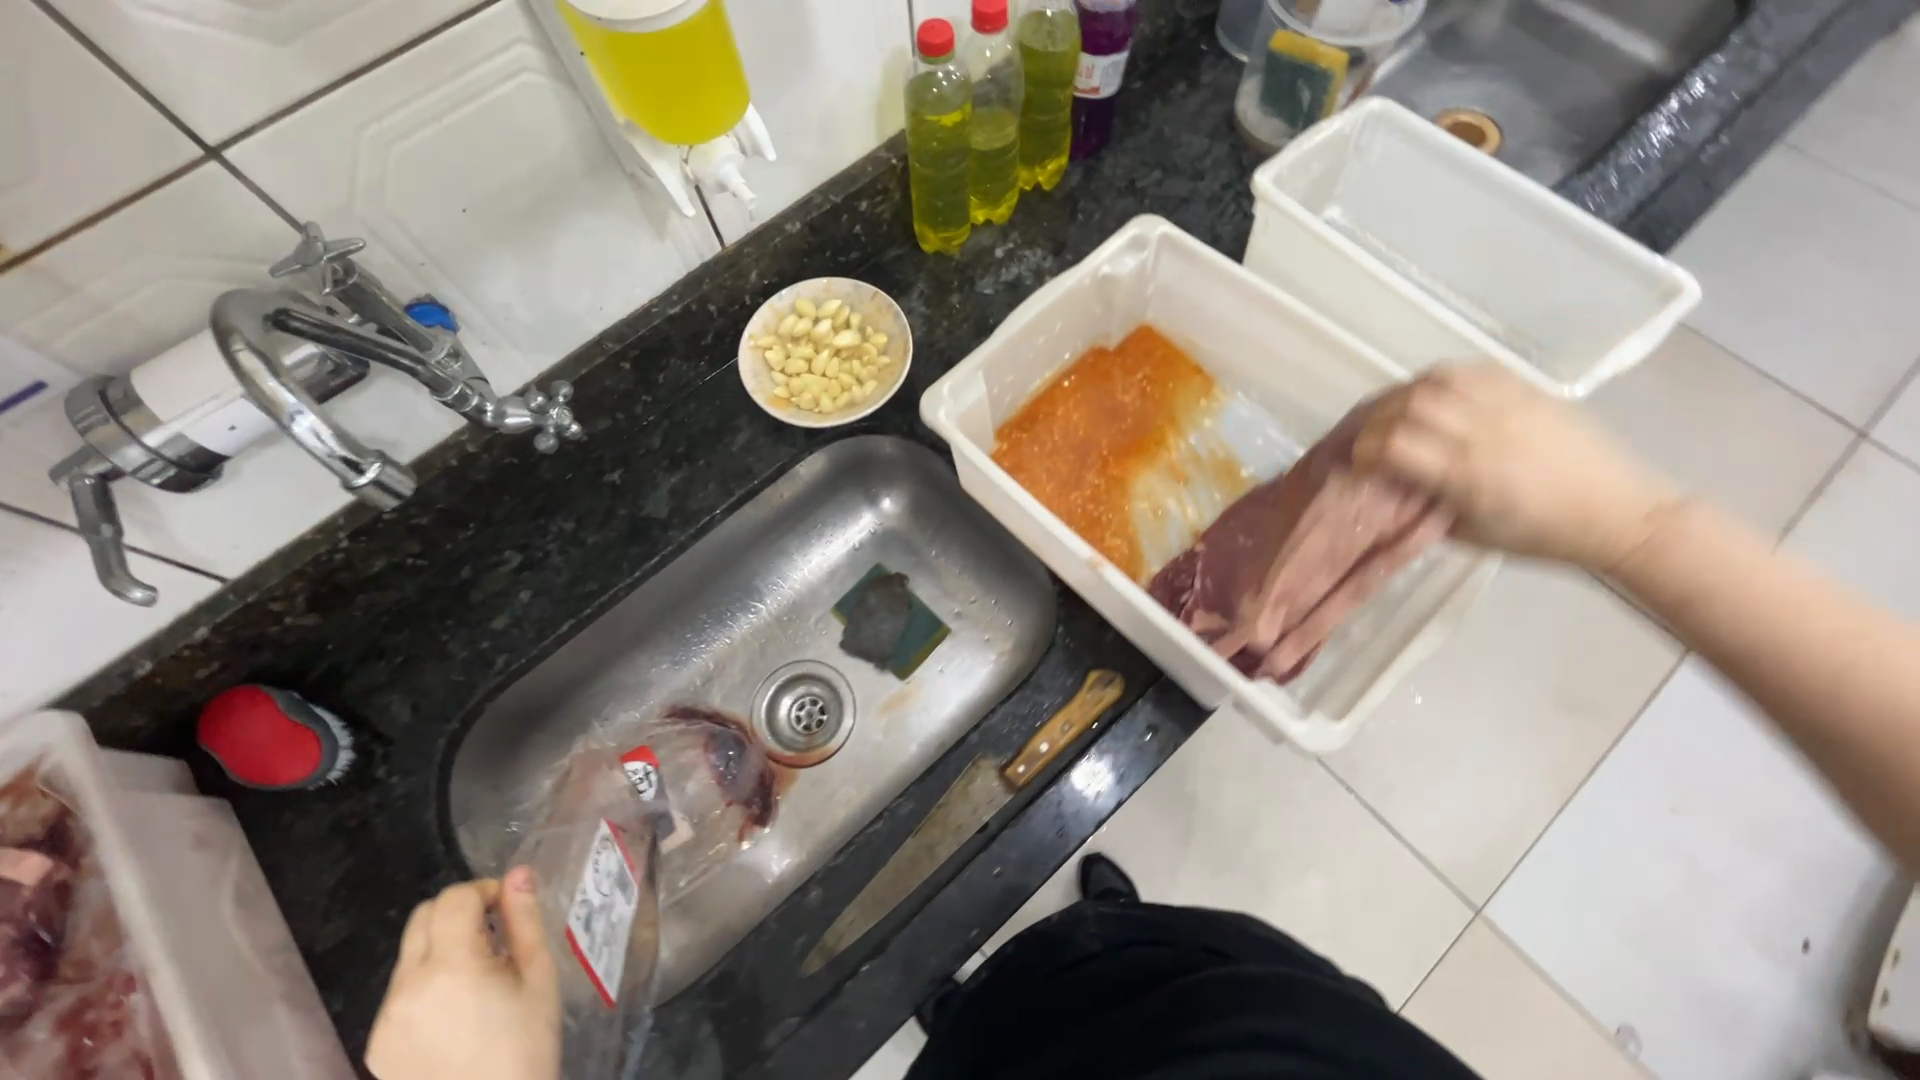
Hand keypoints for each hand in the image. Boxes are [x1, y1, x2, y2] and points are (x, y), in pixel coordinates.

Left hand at [366, 868, 560, 1079]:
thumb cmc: (527, 1044)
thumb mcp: (539, 976)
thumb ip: (525, 919)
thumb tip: (518, 872)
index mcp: (450, 965)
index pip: (455, 897)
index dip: (486, 890)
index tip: (510, 910)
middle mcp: (406, 986)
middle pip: (424, 916)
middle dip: (461, 911)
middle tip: (496, 936)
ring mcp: (385, 1017)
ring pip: (410, 953)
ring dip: (443, 946)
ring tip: (479, 978)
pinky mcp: (377, 1043)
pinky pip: (401, 992)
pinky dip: (428, 983)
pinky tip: (457, 1012)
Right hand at [1352, 362, 1677, 572]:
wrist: (1616, 512)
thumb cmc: (1538, 535)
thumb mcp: (1468, 533)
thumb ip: (1423, 504)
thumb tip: (1388, 484)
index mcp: (1467, 474)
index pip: (1393, 445)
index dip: (1364, 449)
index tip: (1356, 462)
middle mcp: (1483, 431)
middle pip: (1408, 405)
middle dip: (1374, 419)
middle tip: (1366, 435)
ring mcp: (1507, 405)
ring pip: (1435, 380)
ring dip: (1402, 394)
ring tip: (1393, 411)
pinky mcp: (1527, 390)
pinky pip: (1470, 370)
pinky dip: (1439, 379)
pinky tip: (1431, 393)